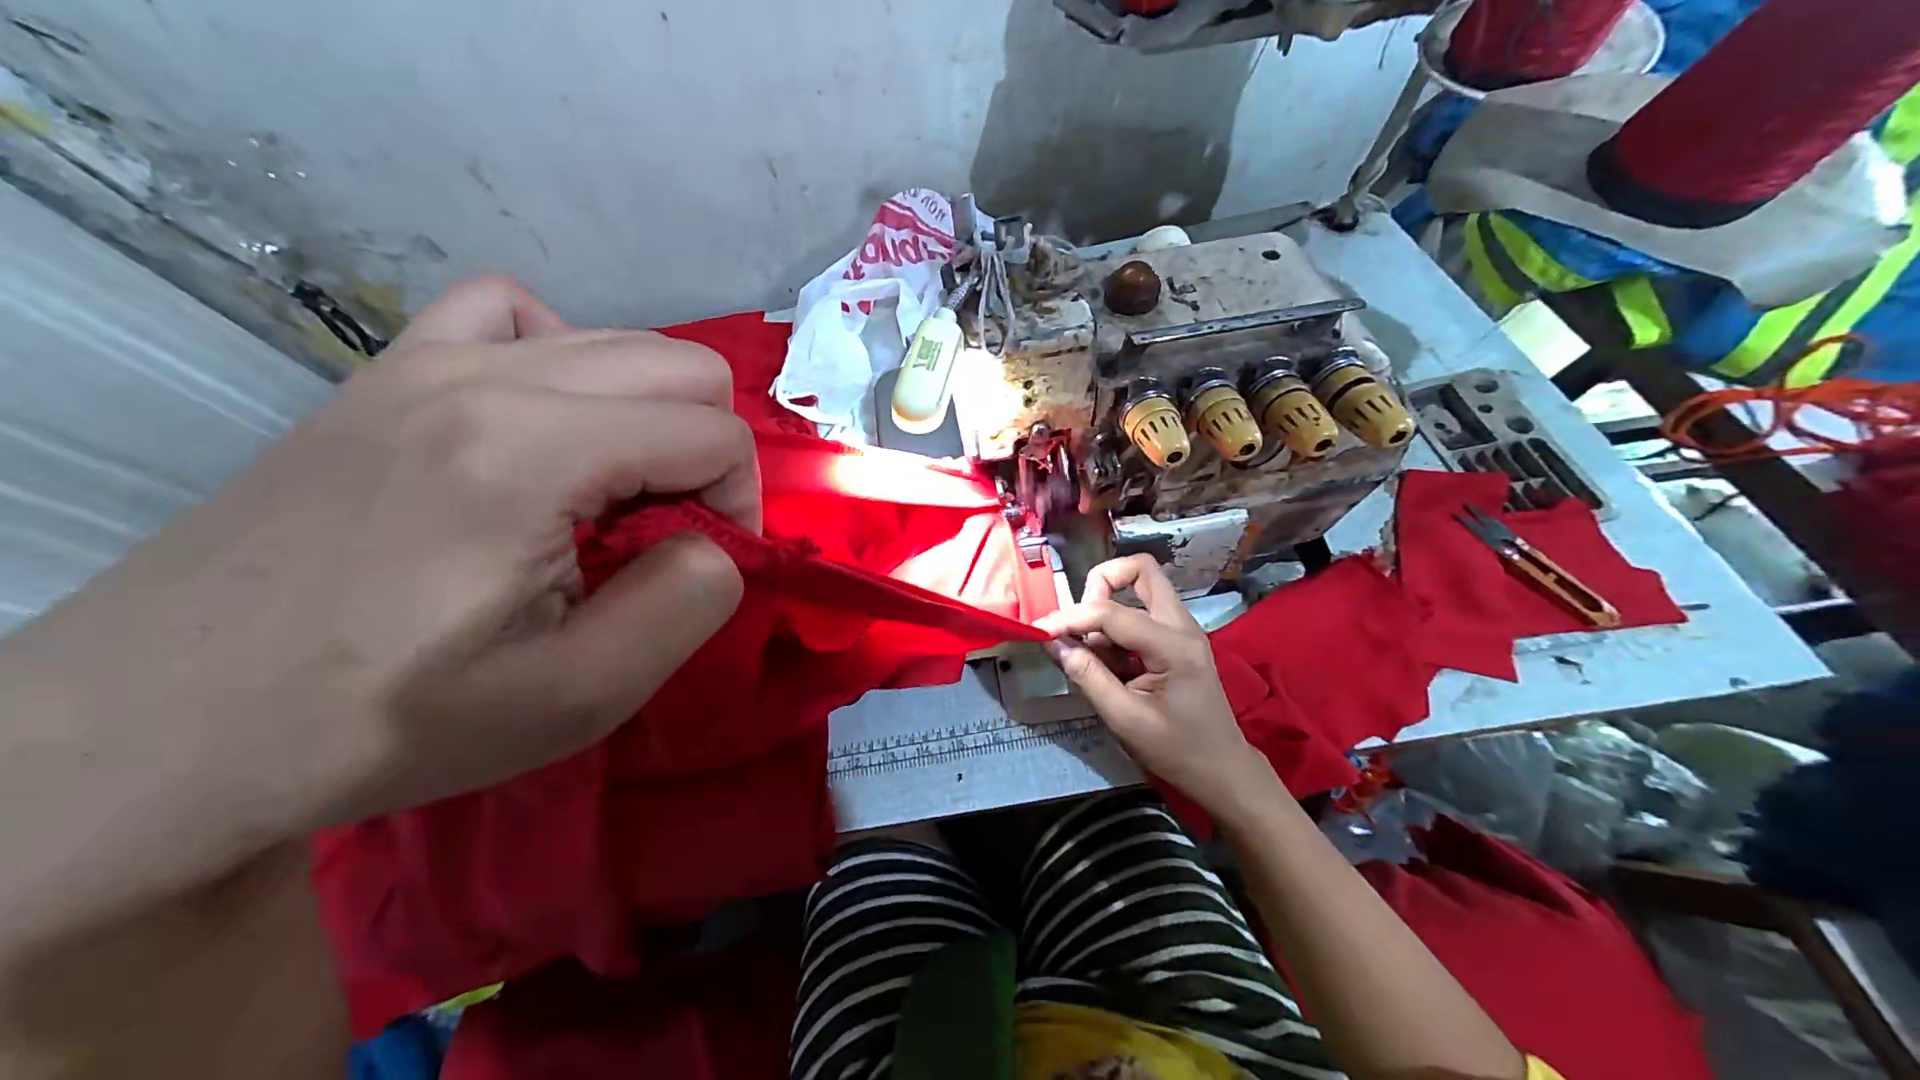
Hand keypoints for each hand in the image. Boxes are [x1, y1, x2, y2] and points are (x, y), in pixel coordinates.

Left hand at [0, 276, 756, 930]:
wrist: (164, 728)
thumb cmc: (385, 723)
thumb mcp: (576, 697)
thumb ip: (688, 603)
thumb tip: (720, 541)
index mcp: (533, 450)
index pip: (715, 430)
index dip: (740, 501)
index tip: (705, 564)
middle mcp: (485, 375)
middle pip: (681, 365)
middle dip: (706, 452)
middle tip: (667, 533)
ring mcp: (424, 360)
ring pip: (614, 340)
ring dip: (650, 415)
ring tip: (609, 495)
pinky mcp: (384, 374)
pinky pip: (509, 313)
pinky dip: (562, 356)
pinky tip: (545, 421)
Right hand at [1034, 555, 1274, 813]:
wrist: (1221, 770)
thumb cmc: (1176, 751)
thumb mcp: (1125, 720)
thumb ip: (1088, 677)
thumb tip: (1054, 643)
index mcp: (1174, 646)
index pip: (1111, 612)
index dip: (1070, 617)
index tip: (1041, 631)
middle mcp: (1182, 625)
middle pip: (1141, 570)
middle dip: (1100, 584)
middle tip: (1078, 623)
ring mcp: (1181, 629)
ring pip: (1140, 588)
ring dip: (1106, 609)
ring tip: (1089, 654)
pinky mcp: (1175, 639)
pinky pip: (1140, 613)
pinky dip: (1115, 627)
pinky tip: (1105, 662)